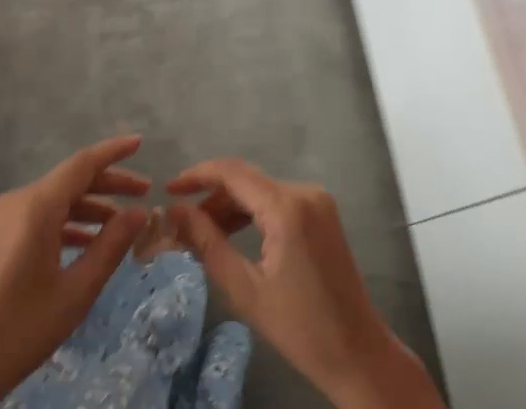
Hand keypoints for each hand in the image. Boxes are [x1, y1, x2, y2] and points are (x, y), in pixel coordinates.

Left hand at [0, 135, 152, 408]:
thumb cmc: (22, 327)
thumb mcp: (76, 290)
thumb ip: (110, 246)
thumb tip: (139, 212)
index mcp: (35, 206)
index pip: (82, 164)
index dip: (113, 152)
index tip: (141, 142)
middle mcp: (17, 202)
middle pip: (70, 180)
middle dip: (109, 183)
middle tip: (146, 192)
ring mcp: (3, 219)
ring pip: (56, 200)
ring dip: (90, 207)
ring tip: (125, 223)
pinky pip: (40, 217)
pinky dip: (68, 223)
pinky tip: (90, 243)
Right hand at [168, 159, 444, 408]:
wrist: (357, 352)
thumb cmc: (299, 326)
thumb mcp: (244, 288)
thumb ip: (207, 243)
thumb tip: (175, 212)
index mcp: (287, 208)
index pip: (233, 172)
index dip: (197, 176)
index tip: (168, 190)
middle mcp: (305, 193)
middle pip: (246, 180)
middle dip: (211, 198)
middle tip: (181, 224)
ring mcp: (318, 202)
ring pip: (261, 190)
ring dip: (230, 207)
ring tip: (202, 234)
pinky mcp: (322, 215)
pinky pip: (278, 202)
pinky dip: (252, 213)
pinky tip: (232, 235)